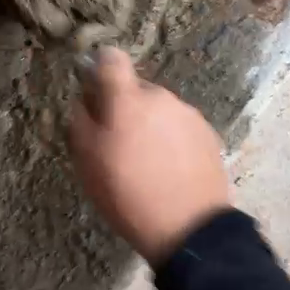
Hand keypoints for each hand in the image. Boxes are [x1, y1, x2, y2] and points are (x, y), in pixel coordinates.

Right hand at [68, 47, 232, 264]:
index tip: (96, 90)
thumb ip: (80, 119)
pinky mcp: (208, 133)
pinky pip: (180, 125)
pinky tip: (170, 168)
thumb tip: (84, 99)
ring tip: (149, 161)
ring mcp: (187, 113)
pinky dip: (172, 139)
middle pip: (135, 89)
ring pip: (159, 108)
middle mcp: (159, 96)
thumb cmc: (129, 194)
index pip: (111, 57)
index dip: (100, 67)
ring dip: (150, 123)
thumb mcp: (88, 162)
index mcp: (127, 98)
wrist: (191, 232)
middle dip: (126, 107)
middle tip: (120, 143)